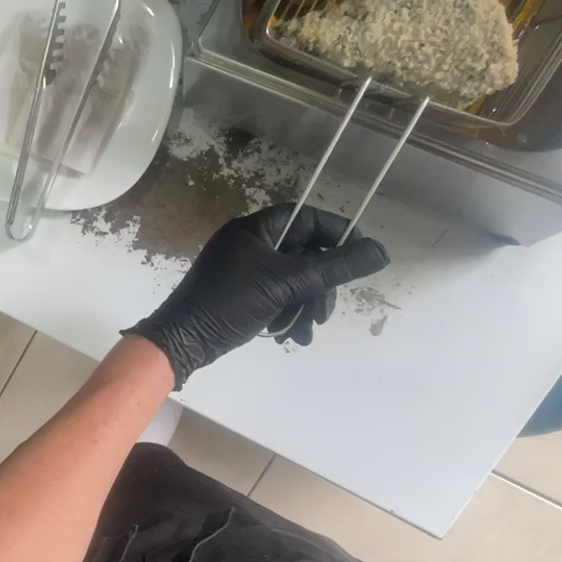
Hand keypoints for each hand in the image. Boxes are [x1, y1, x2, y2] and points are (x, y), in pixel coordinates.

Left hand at [122, 204, 389, 387]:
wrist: (180, 342)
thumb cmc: (228, 304)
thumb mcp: (286, 284)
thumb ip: (335, 267)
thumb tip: (381, 252)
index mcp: (253, 229)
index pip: (307, 218)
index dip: (336, 235)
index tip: (358, 258)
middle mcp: (246, 244)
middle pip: (302, 253)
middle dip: (318, 285)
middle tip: (323, 314)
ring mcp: (239, 269)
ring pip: (290, 279)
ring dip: (304, 305)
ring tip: (305, 331)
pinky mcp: (236, 294)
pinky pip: (272, 295)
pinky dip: (284, 313)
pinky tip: (288, 336)